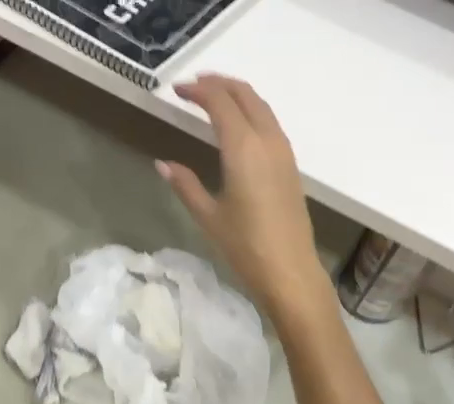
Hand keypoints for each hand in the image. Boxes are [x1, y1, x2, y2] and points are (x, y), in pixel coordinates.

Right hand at [157, 75, 327, 314]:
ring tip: (214, 99)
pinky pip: (269, 123)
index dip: (198, 91)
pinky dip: (251, 112)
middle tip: (194, 86)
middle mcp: (266, 139)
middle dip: (219, 84)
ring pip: (260, 105)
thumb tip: (163, 164)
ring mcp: (283, 150)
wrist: (289, 270)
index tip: (177, 91)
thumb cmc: (245, 247)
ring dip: (237, 95)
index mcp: (243, 148)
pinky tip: (238, 126)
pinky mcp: (290, 164)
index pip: (219, 102)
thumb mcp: (208, 217)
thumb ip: (186, 185)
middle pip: (244, 94)